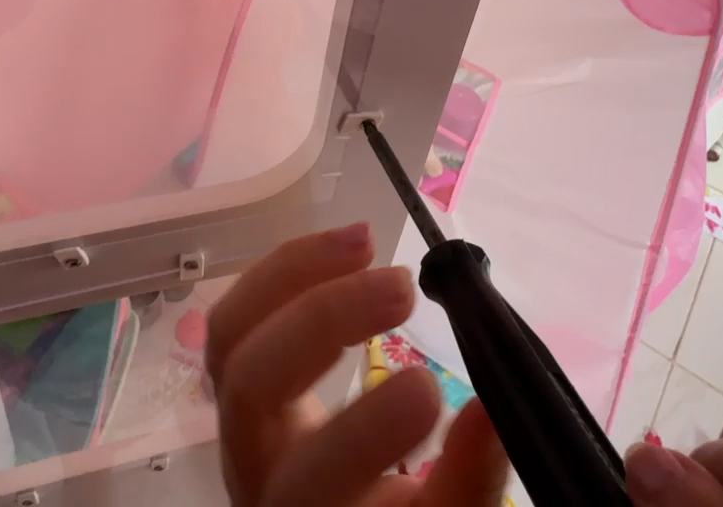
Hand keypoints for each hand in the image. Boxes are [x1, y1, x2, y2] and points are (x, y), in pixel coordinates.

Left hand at [208, 223, 507, 505]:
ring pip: (230, 331)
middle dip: (323, 320)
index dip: (364, 432)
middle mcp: (249, 458)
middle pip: (250, 383)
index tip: (429, 387)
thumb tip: (492, 408)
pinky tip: (344, 247)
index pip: (308, 478)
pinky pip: (242, 309)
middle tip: (402, 286)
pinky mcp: (238, 365)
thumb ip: (464, 482)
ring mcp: (234, 407)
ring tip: (366, 240)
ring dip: (295, 272)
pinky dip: (288, 267)